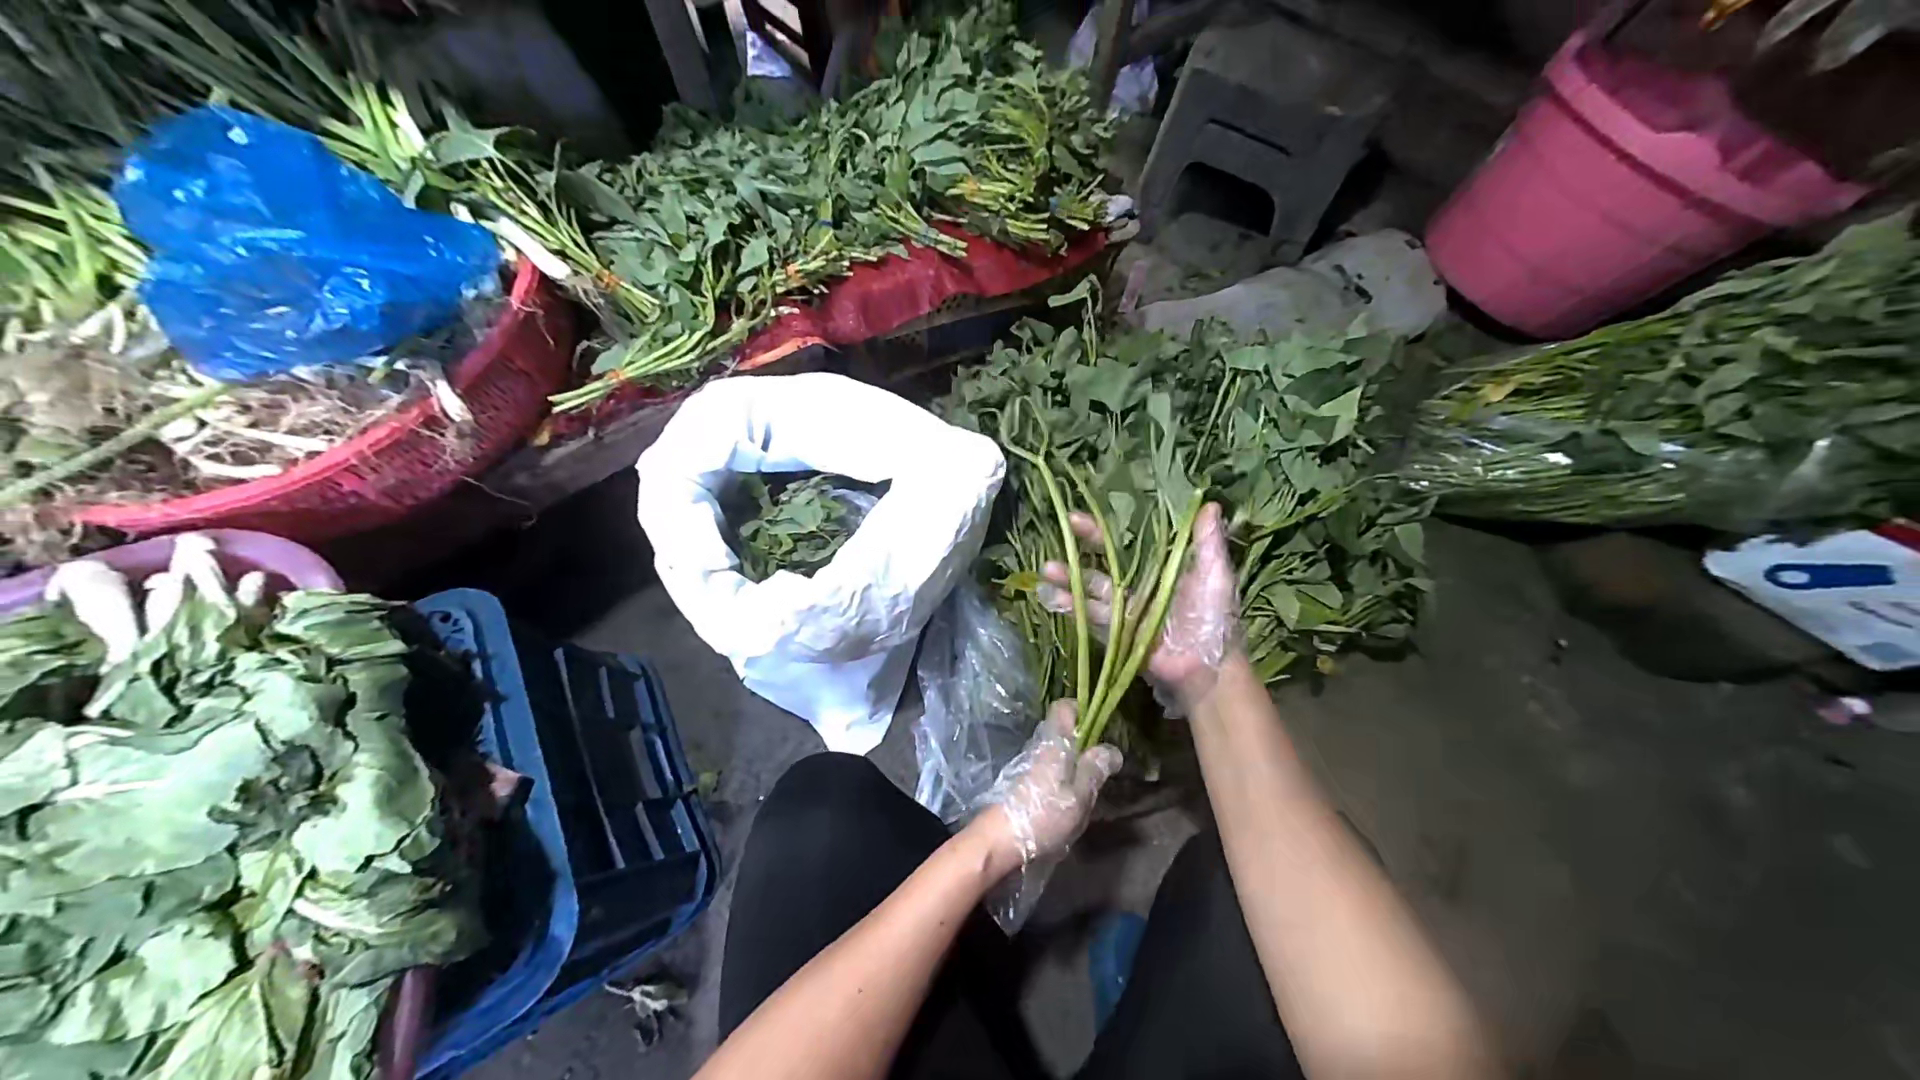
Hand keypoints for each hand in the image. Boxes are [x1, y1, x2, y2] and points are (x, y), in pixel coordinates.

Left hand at [972, 700, 1121, 872]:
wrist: (999, 840)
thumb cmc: (1042, 815)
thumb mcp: (1078, 796)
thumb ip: (1094, 770)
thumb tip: (1111, 749)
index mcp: (1053, 742)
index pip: (1064, 708)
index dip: (1082, 711)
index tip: (1101, 728)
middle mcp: (1039, 746)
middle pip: (1063, 731)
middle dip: (1085, 743)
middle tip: (1105, 764)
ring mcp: (1029, 764)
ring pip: (1058, 752)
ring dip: (1075, 763)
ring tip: (1093, 786)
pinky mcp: (1024, 782)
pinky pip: (1050, 769)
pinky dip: (1064, 778)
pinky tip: (1073, 800)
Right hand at [1036, 502, 1238, 703]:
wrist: (1206, 669)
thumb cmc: (1215, 619)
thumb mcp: (1216, 575)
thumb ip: (1208, 542)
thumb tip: (1207, 503)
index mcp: (1161, 567)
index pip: (1129, 540)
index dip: (1110, 526)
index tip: (1089, 513)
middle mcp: (1139, 584)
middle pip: (1104, 561)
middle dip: (1081, 546)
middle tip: (1062, 528)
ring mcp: (1124, 609)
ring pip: (1090, 587)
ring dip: (1068, 577)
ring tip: (1048, 569)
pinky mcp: (1114, 632)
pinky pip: (1088, 616)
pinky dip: (1068, 606)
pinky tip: (1049, 597)